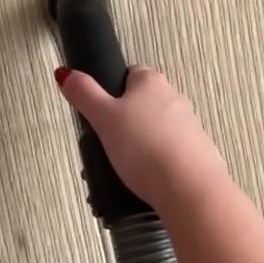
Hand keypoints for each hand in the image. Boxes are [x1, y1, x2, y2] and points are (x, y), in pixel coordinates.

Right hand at [55, 65, 229, 211]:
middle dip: (122, 124)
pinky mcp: (198, 153)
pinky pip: (168, 154)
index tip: (99, 114)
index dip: (111, 92)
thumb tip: (65, 73)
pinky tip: (143, 182)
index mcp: (152, 82)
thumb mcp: (104, 118)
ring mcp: (189, 126)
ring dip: (138, 147)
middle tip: (105, 146)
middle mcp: (175, 98)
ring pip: (154, 132)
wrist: (188, 188)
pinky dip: (155, 165)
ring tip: (121, 172)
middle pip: (141, 105)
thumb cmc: (144, 147)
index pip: (129, 75)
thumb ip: (84, 94)